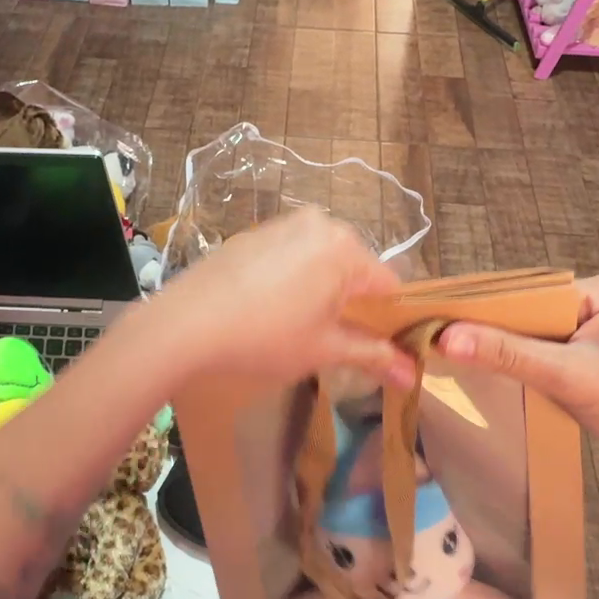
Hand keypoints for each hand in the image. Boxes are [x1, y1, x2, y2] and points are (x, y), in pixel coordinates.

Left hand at [142, 208, 416, 388]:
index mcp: (346, 248)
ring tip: (298, 328)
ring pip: (321, 262)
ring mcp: (283, 225)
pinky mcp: (253, 234)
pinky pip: (290, 256)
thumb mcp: (323, 350)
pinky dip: (292, 280)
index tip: (383, 350)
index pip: (390, 287)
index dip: (392, 322)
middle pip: (356, 270)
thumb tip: (415, 375)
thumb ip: (373, 356)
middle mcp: (320, 224)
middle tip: (335, 343)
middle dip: (354, 305)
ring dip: (322, 292)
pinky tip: (269, 310)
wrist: (184, 323)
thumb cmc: (264, 337)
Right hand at [437, 274, 598, 469]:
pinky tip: (492, 376)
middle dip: (490, 332)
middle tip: (433, 344)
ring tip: (451, 359)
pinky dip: (522, 366)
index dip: (480, 308)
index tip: (431, 323)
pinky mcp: (593, 358)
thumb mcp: (570, 377)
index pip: (525, 292)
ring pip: (533, 335)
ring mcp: (596, 330)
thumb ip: (508, 354)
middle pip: (527, 312)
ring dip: (504, 351)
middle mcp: (596, 300)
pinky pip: (546, 354)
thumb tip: (443, 336)